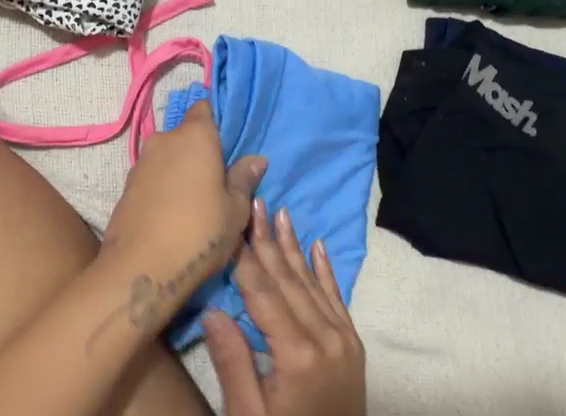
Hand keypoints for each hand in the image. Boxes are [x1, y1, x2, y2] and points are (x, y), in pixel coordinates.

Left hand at [101, 101, 263, 288]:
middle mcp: (164, 141)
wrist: (140, 270)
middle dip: (197, 152)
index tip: (226, 146)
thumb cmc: (199, 232)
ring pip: (166, 158)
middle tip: (214, 180)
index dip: (215, 122)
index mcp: (195, 136)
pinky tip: (170, 216)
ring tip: (191, 202)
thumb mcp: (235, 209)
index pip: (203, 109)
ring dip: (178, 171)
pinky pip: (151, 179)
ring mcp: (140, 164)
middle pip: (185, 136)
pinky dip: (161, 189)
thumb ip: (244, 179)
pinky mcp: (125, 189)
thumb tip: (257, 159)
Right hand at [206, 201, 367, 415]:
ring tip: (280, 213)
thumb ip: (234, 364)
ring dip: (295, 247)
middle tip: (255, 202)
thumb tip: (212, 310)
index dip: (247, 259)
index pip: (265, 295)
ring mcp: (344, 339)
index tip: (233, 225)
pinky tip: (318, 246)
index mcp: (298, 355)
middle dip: (269, 241)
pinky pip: (337, 298)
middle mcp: (326, 338)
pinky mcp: (353, 345)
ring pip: (313, 283)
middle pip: (290, 280)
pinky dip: (326, 270)